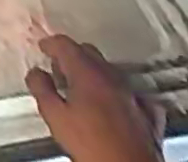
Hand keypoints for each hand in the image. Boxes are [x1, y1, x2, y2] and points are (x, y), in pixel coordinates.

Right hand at [26, 35, 163, 161]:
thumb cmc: (91, 145)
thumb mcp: (54, 115)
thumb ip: (40, 87)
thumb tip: (37, 72)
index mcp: (87, 74)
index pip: (65, 44)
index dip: (50, 43)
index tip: (42, 48)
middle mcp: (112, 79)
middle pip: (89, 53)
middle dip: (71, 56)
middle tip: (57, 68)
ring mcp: (134, 98)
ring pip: (111, 72)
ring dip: (94, 72)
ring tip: (81, 86)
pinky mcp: (151, 119)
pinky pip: (136, 95)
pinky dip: (122, 93)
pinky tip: (118, 102)